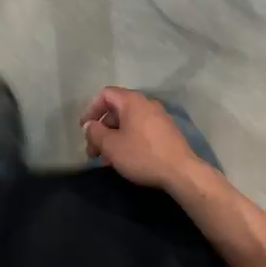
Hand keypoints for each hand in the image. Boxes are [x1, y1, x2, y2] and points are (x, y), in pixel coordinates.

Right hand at [80, 87, 209, 191]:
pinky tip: (125, 159)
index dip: (90, 109)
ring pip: (128, 121)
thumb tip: (89, 126)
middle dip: (101, 128)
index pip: (105, 94)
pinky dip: (128, 139)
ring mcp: (158, 116)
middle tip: (93, 151)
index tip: (83, 129)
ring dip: (114, 137)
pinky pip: (140, 129)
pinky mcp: (166, 131)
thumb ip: (95, 133)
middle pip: (116, 109)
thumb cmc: (142, 155)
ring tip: (106, 159)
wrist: (181, 171)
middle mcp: (145, 102)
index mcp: (131, 100)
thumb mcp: (112, 146)